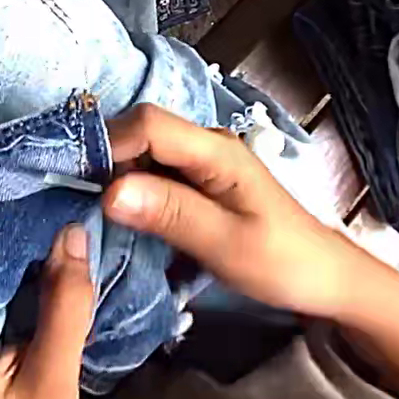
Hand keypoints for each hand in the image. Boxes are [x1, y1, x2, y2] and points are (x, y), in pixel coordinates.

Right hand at [100, 103, 391, 319]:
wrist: (320, 274)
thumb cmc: (280, 261)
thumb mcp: (225, 243)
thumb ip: (170, 213)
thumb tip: (109, 190)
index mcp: (217, 149)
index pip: (149, 124)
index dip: (109, 145)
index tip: (79, 185)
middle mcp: (207, 144)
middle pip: (142, 132)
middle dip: (107, 160)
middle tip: (80, 203)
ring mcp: (203, 160)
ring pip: (145, 151)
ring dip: (117, 176)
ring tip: (95, 212)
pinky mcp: (200, 179)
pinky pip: (156, 171)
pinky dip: (134, 189)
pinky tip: (124, 215)